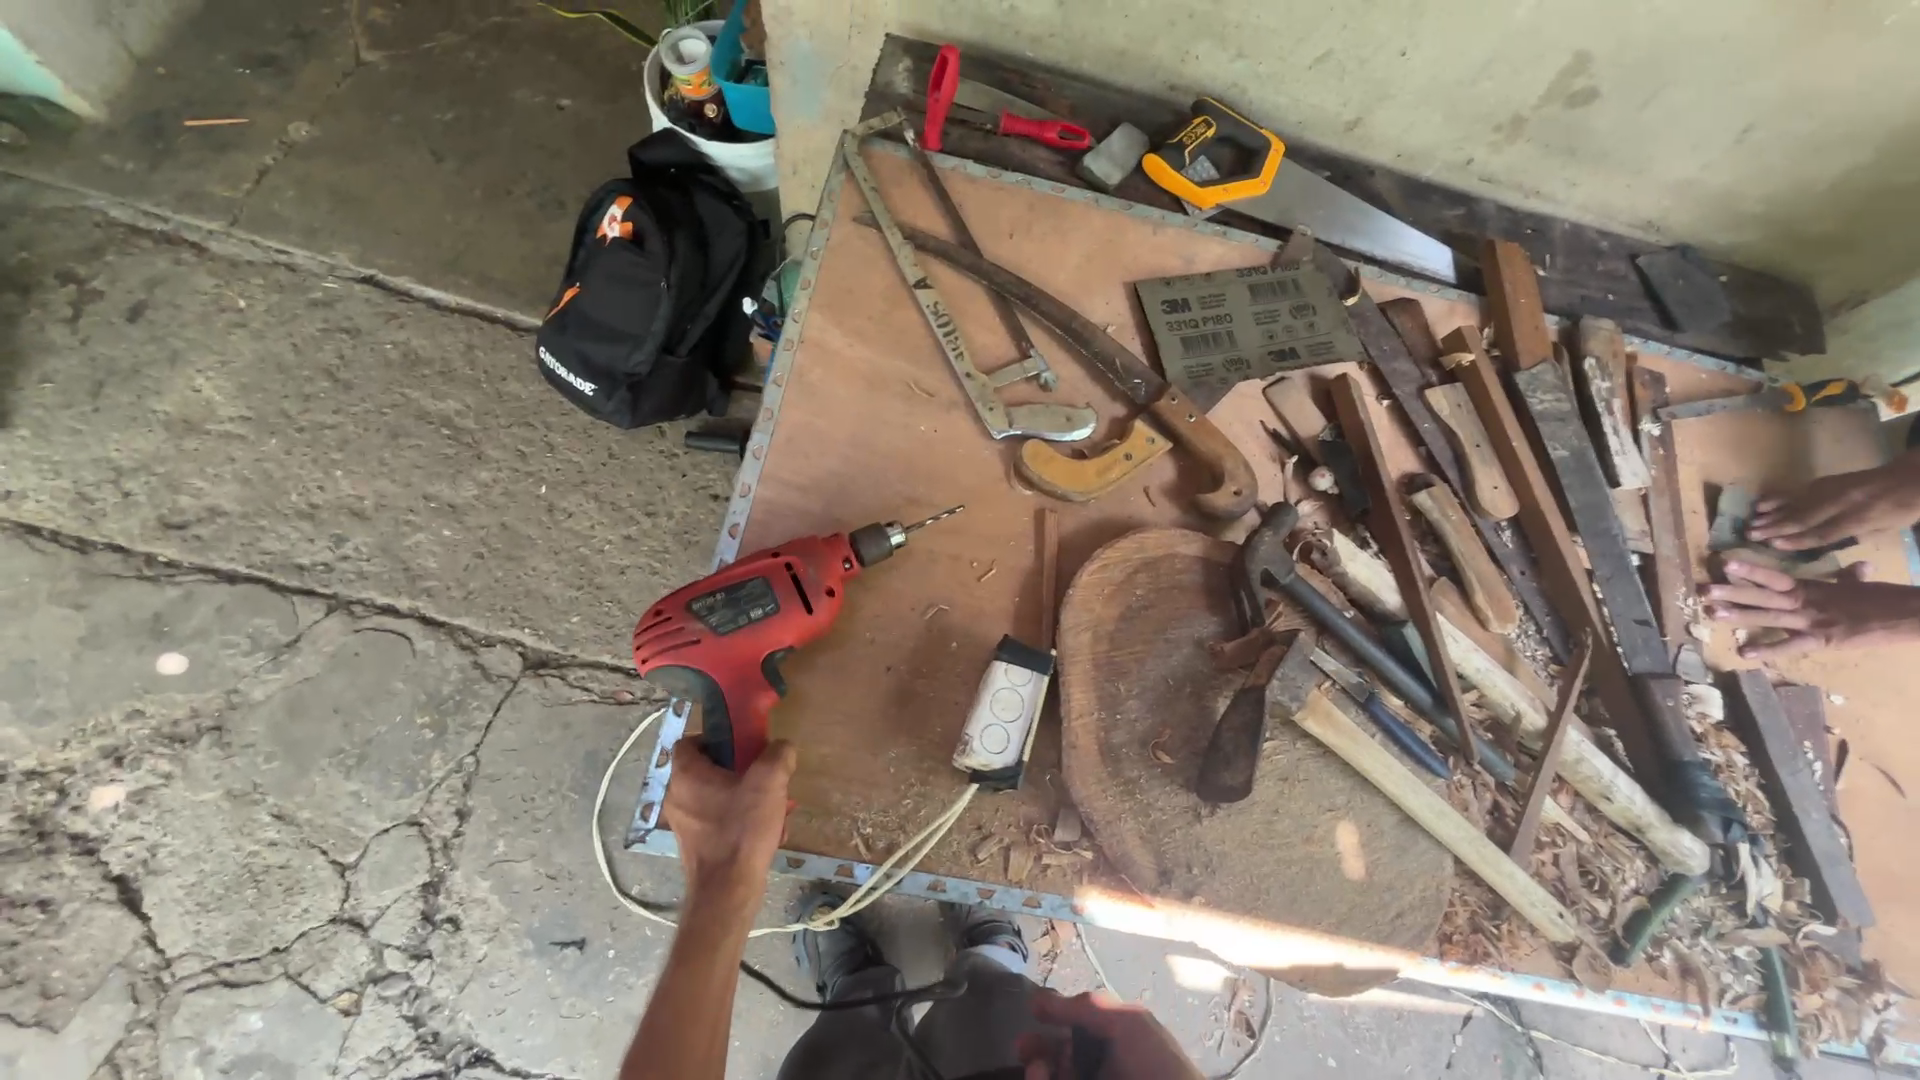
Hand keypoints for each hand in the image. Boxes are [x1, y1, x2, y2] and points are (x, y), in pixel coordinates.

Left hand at [662, 736, 797, 907]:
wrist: (728, 891)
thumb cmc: (742, 829)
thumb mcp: (770, 782)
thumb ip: (779, 755)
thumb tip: (782, 748)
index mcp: (687, 776)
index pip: (690, 742)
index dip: (716, 737)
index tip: (742, 742)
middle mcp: (678, 797)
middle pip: (709, 770)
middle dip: (742, 770)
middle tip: (766, 775)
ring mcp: (685, 824)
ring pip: (719, 797)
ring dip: (748, 797)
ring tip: (775, 807)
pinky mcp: (697, 846)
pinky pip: (720, 821)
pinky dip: (742, 821)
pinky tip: (769, 832)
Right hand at [1016, 990, 1203, 1079]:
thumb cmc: (1156, 1062)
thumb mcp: (1127, 1022)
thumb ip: (1087, 1007)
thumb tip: (1041, 998)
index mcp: (1110, 1038)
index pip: (1072, 1023)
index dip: (1051, 1016)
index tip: (1032, 1013)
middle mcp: (1098, 1063)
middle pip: (1055, 1052)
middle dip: (1036, 1048)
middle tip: (1024, 1050)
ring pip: (1052, 1073)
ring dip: (1038, 1069)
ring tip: (1037, 1071)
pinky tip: (1042, 1078)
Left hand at [1700, 560, 1919, 658]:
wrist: (1916, 616)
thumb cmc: (1889, 600)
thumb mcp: (1864, 586)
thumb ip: (1851, 578)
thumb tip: (1858, 566)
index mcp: (1812, 588)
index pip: (1775, 577)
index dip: (1750, 570)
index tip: (1723, 563)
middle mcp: (1806, 602)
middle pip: (1763, 595)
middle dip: (1732, 592)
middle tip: (1701, 590)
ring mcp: (1812, 621)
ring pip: (1770, 616)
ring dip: (1740, 615)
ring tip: (1711, 613)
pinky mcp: (1823, 640)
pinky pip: (1791, 645)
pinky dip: (1768, 649)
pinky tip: (1744, 652)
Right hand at [1747, 453, 1919, 550]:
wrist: (1913, 476)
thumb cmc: (1904, 509)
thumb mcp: (1888, 528)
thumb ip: (1855, 535)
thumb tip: (1821, 544)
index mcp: (1863, 518)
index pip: (1824, 532)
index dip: (1798, 540)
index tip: (1774, 545)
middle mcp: (1843, 503)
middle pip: (1804, 517)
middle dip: (1775, 527)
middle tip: (1750, 534)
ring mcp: (1832, 489)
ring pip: (1796, 503)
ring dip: (1770, 513)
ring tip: (1749, 522)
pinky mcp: (1826, 481)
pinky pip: (1797, 491)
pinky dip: (1777, 498)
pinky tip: (1761, 504)